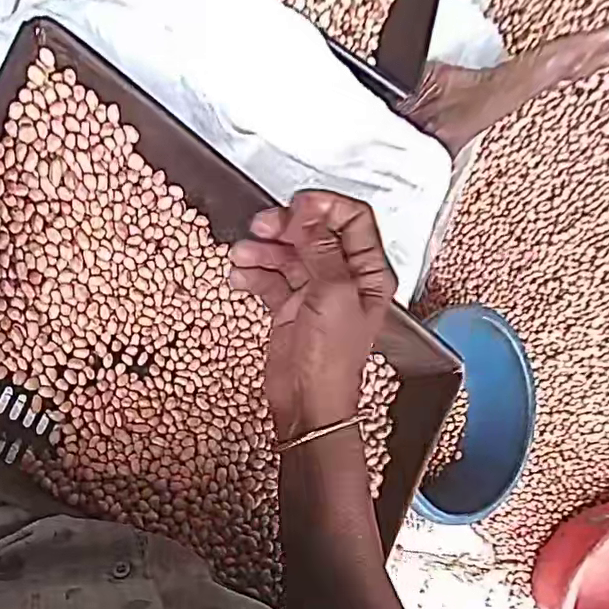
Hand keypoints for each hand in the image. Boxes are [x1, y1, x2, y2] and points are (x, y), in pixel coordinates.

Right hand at [228, 191, 394, 441]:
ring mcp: (313, 295)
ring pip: (287, 256)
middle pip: (314, 234)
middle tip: (263, 226)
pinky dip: (253, 274)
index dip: (324, 208)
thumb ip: (322, 250)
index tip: (297, 206)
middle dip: (286, 227)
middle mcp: (342, 280)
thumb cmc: (332, 362)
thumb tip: (310, 215)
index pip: (352, 221)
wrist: (308, 402)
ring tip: (243, 254)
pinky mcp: (289, 310)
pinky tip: (240, 275)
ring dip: (263, 251)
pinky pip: (269, 281)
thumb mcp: (333, 294)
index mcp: (367, 273)